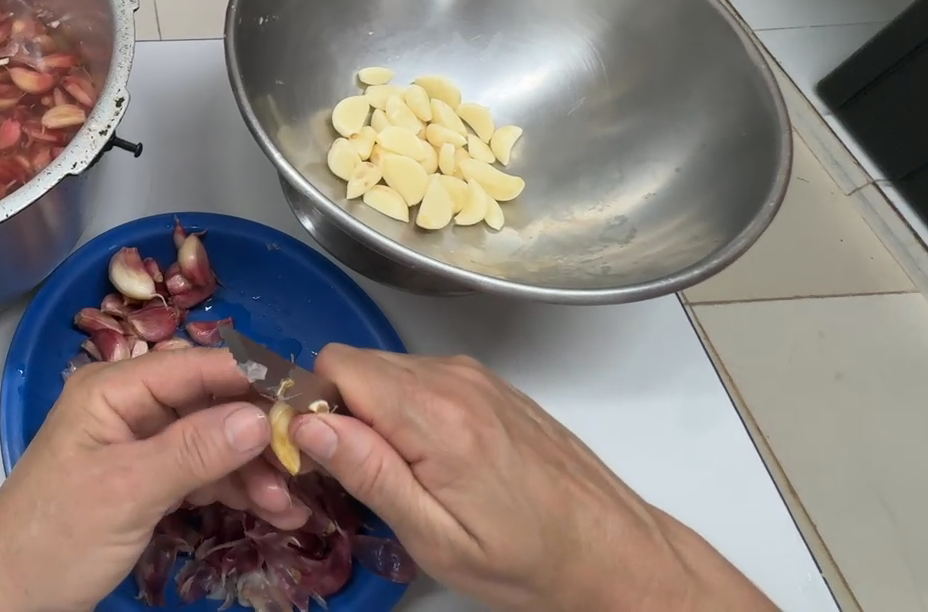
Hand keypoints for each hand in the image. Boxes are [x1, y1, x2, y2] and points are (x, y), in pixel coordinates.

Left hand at [0, 347, 302, 611]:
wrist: (8, 596)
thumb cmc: (56, 534)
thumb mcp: (127, 490)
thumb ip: (193, 451)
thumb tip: (259, 417)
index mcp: (112, 388)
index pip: (190, 366)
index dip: (247, 375)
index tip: (303, 392)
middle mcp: (127, 405)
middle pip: (203, 400)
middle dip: (254, 426)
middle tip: (304, 455)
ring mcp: (136, 443)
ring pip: (207, 438)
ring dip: (249, 465)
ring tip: (292, 499)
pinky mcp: (144, 480)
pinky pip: (198, 471)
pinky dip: (231, 487)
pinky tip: (269, 508)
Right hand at [290, 346, 777, 611]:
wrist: (623, 559)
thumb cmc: (528, 565)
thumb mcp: (437, 541)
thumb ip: (368, 473)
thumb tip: (303, 423)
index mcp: (433, 415)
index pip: (335, 365)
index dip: (316, 402)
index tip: (327, 452)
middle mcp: (449, 377)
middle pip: (355, 363)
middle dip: (342, 407)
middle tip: (366, 470)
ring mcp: (470, 373)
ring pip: (383, 367)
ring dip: (374, 406)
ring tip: (407, 467)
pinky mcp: (485, 378)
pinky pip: (416, 373)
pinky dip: (405, 403)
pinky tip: (436, 452)